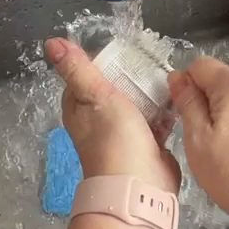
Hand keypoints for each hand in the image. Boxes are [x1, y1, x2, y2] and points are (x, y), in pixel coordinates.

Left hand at [45, 38, 179, 192]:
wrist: (140, 185)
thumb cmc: (114, 138)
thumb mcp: (95, 95)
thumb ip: (78, 69)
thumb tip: (51, 42)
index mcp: (80, 108)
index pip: (86, 75)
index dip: (102, 60)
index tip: (123, 47)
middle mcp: (98, 120)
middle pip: (114, 87)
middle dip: (131, 74)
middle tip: (152, 57)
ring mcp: (123, 133)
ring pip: (136, 102)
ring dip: (149, 90)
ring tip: (166, 72)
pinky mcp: (146, 143)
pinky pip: (155, 118)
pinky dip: (164, 109)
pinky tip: (177, 95)